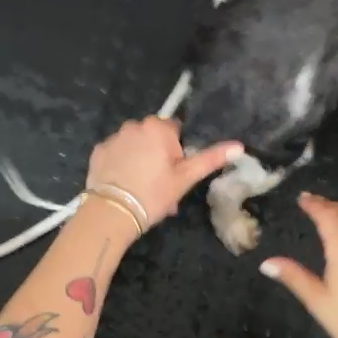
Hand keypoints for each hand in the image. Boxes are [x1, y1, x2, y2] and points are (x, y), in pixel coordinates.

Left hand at [86, 118, 241, 229]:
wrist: (112, 212)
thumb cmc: (153, 194)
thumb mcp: (185, 178)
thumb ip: (210, 159)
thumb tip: (239, 145)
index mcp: (157, 127)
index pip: (175, 130)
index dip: (178, 152)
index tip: (175, 173)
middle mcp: (133, 125)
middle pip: (153, 137)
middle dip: (158, 156)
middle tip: (160, 185)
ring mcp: (113, 138)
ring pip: (134, 146)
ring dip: (140, 160)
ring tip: (141, 189)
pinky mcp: (98, 152)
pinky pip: (116, 154)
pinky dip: (121, 165)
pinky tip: (124, 186)